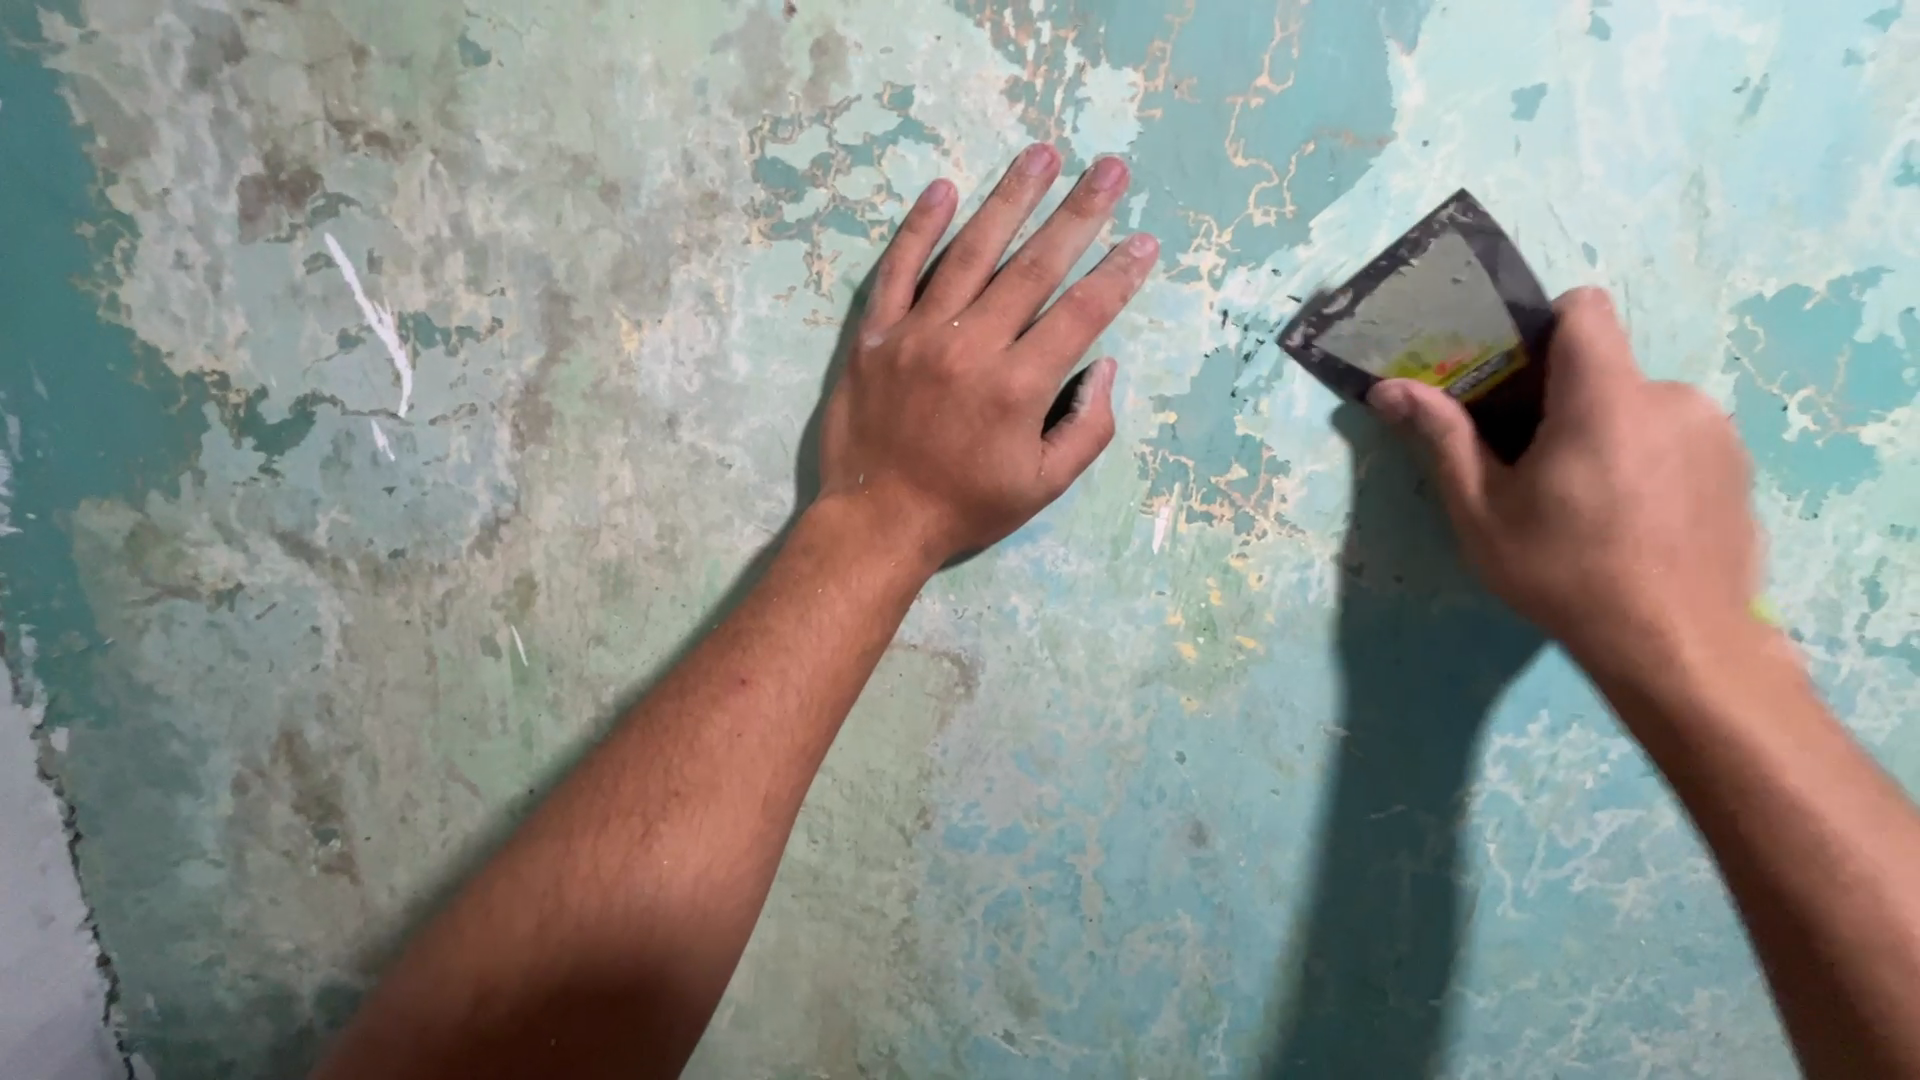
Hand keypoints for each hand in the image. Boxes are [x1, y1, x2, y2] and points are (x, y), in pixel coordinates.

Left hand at [815, 144, 1157, 565]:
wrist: (877, 521)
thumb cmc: (966, 507)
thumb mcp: (1043, 486)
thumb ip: (1086, 427)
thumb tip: (1104, 365)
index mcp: (1019, 387)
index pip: (1082, 314)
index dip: (1118, 276)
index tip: (1144, 242)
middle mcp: (972, 348)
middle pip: (1035, 267)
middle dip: (1079, 214)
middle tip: (1111, 168)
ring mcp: (918, 336)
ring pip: (970, 254)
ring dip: (1010, 200)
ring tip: (1042, 155)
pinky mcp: (875, 336)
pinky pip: (898, 271)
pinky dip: (920, 229)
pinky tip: (943, 189)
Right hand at [1368, 288, 1762, 669]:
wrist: (1677, 644)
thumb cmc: (1561, 572)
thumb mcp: (1481, 510)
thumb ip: (1442, 438)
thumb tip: (1389, 389)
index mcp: (1604, 399)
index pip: (1583, 310)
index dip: (1541, 327)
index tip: (1509, 377)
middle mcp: (1671, 397)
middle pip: (1601, 368)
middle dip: (1558, 400)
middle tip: (1525, 465)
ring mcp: (1713, 431)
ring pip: (1636, 405)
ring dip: (1599, 432)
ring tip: (1576, 500)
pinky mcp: (1737, 464)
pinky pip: (1672, 436)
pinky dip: (1639, 457)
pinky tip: (1623, 518)